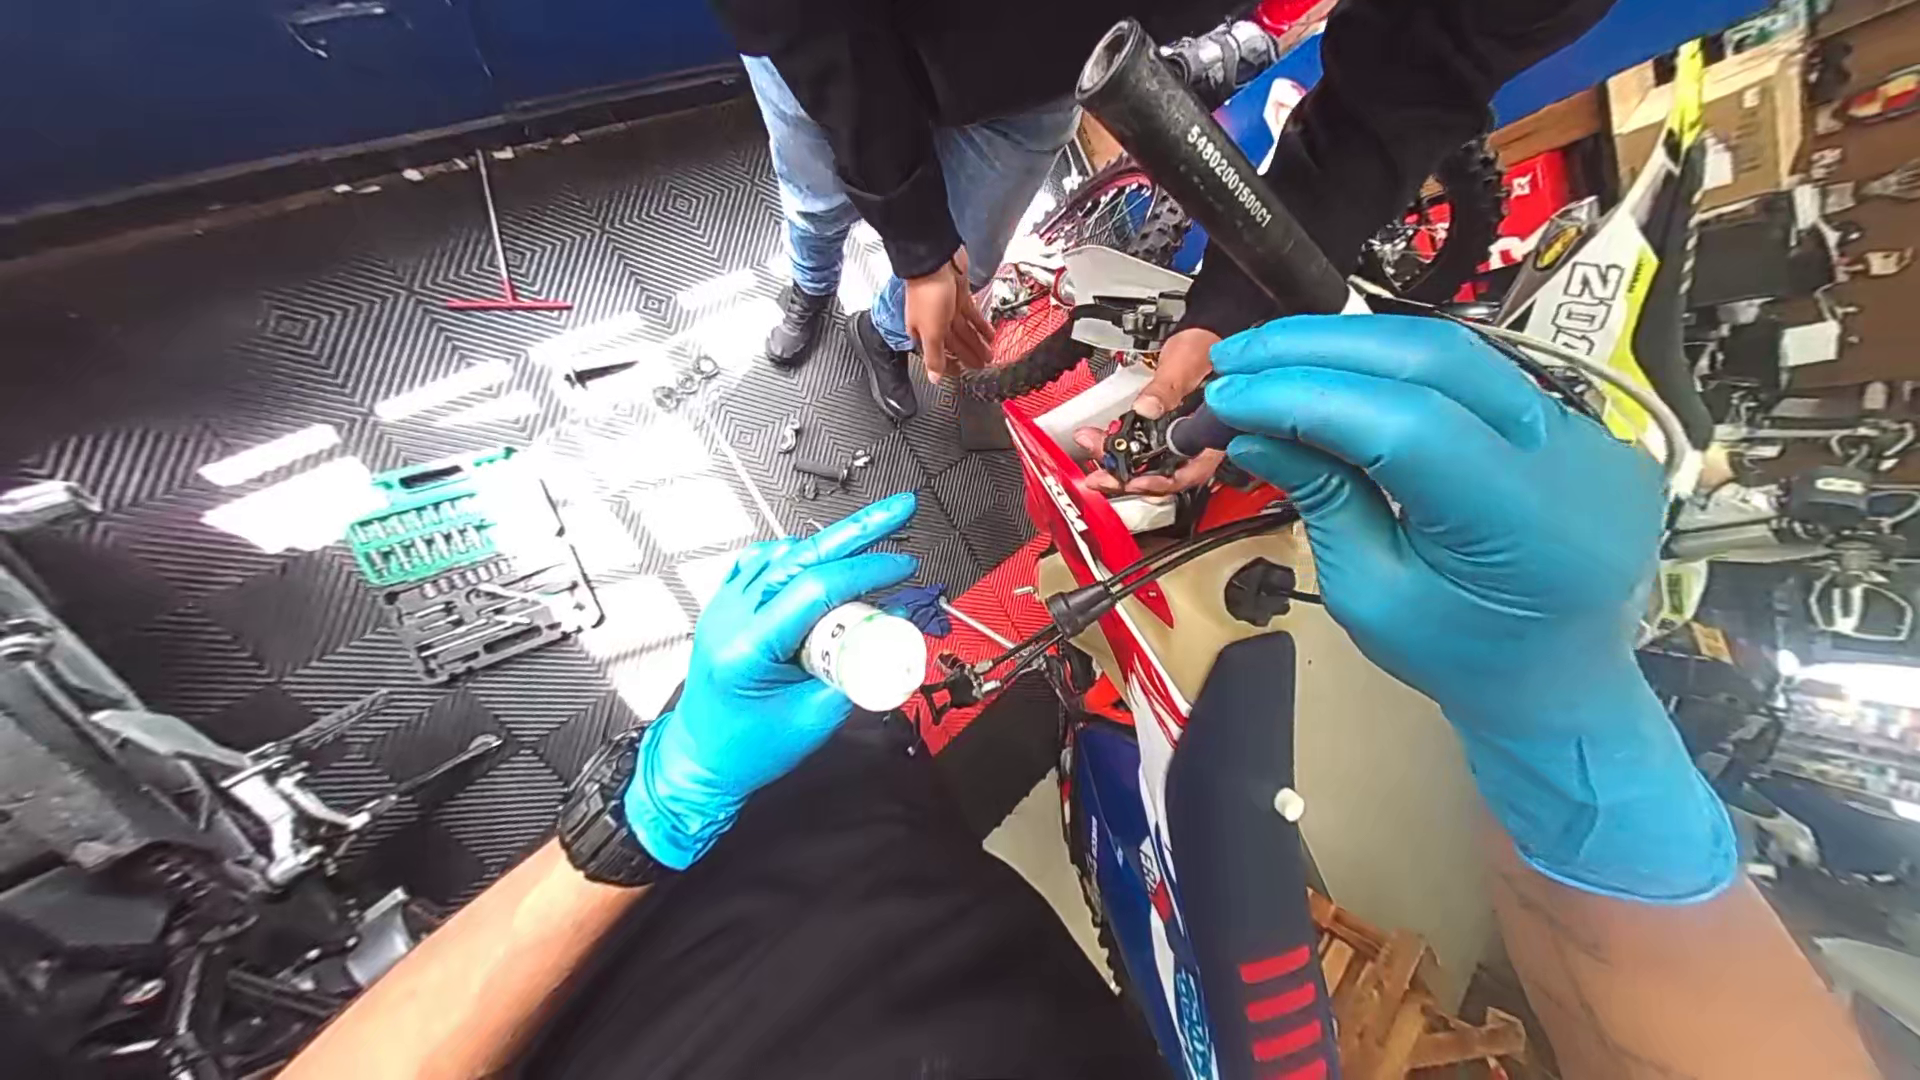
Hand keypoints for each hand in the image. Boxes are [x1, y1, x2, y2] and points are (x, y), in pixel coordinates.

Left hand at [623, 493, 918, 868]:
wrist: (701, 758)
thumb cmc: (746, 748)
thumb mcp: (815, 718)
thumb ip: (861, 669)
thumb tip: (893, 626)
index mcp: (748, 646)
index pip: (817, 587)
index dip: (868, 571)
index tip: (902, 570)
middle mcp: (732, 614)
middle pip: (804, 553)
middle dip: (859, 528)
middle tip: (898, 509)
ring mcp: (727, 605)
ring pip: (787, 552)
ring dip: (834, 543)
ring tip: (871, 537)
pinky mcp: (732, 603)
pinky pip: (767, 562)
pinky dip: (802, 554)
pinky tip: (823, 557)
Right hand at [904, 247, 994, 381]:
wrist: (935, 260)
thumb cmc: (928, 295)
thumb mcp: (931, 332)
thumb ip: (934, 357)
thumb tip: (933, 380)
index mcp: (923, 333)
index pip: (938, 355)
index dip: (950, 365)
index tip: (963, 373)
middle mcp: (934, 323)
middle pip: (954, 344)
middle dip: (968, 355)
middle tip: (984, 366)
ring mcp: (947, 309)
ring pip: (965, 331)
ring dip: (977, 343)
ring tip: (991, 354)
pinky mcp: (959, 296)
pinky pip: (972, 315)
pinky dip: (981, 325)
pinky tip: (991, 334)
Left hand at [1077, 326, 1226, 493]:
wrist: (1203, 335)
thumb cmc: (1207, 347)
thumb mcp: (1187, 362)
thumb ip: (1167, 387)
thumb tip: (1146, 407)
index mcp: (1213, 432)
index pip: (1189, 472)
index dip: (1160, 483)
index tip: (1133, 481)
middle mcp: (1198, 444)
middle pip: (1164, 477)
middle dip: (1129, 481)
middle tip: (1100, 478)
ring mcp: (1180, 441)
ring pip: (1151, 469)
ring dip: (1121, 472)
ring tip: (1095, 471)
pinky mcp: (1163, 434)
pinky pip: (1143, 454)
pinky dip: (1122, 456)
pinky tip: (1102, 451)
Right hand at [1206, 315, 1733, 902]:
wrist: (1553, 678)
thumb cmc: (1459, 660)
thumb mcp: (1369, 593)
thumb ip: (1320, 496)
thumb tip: (1253, 431)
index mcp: (1520, 520)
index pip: (1403, 421)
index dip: (1301, 395)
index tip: (1223, 391)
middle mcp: (1560, 451)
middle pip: (1425, 357)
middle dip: (1307, 351)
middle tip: (1221, 358)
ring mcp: (1561, 423)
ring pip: (1435, 345)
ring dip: (1330, 346)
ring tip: (1251, 359)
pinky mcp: (1537, 416)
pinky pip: (1440, 368)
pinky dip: (1361, 362)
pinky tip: (1306, 372)